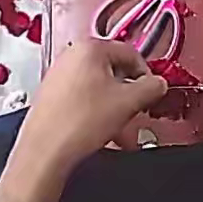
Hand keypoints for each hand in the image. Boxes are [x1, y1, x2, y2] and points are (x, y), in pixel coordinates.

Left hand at [7, 39, 165, 182]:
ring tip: (120, 126)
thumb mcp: (130, 102)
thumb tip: (158, 84)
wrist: (44, 153)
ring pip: (99, 86)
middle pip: (114, 70)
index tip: (150, 90)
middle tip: (136, 109)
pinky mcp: (50, 95)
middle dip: (129, 93)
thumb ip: (152, 87)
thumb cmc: (79, 123)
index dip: (146, 74)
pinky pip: (83, 97)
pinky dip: (96, 110)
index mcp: (90, 48)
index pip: (131, 53)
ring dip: (114, 105)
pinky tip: (101, 129)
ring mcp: (58, 75)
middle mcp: (71, 56)